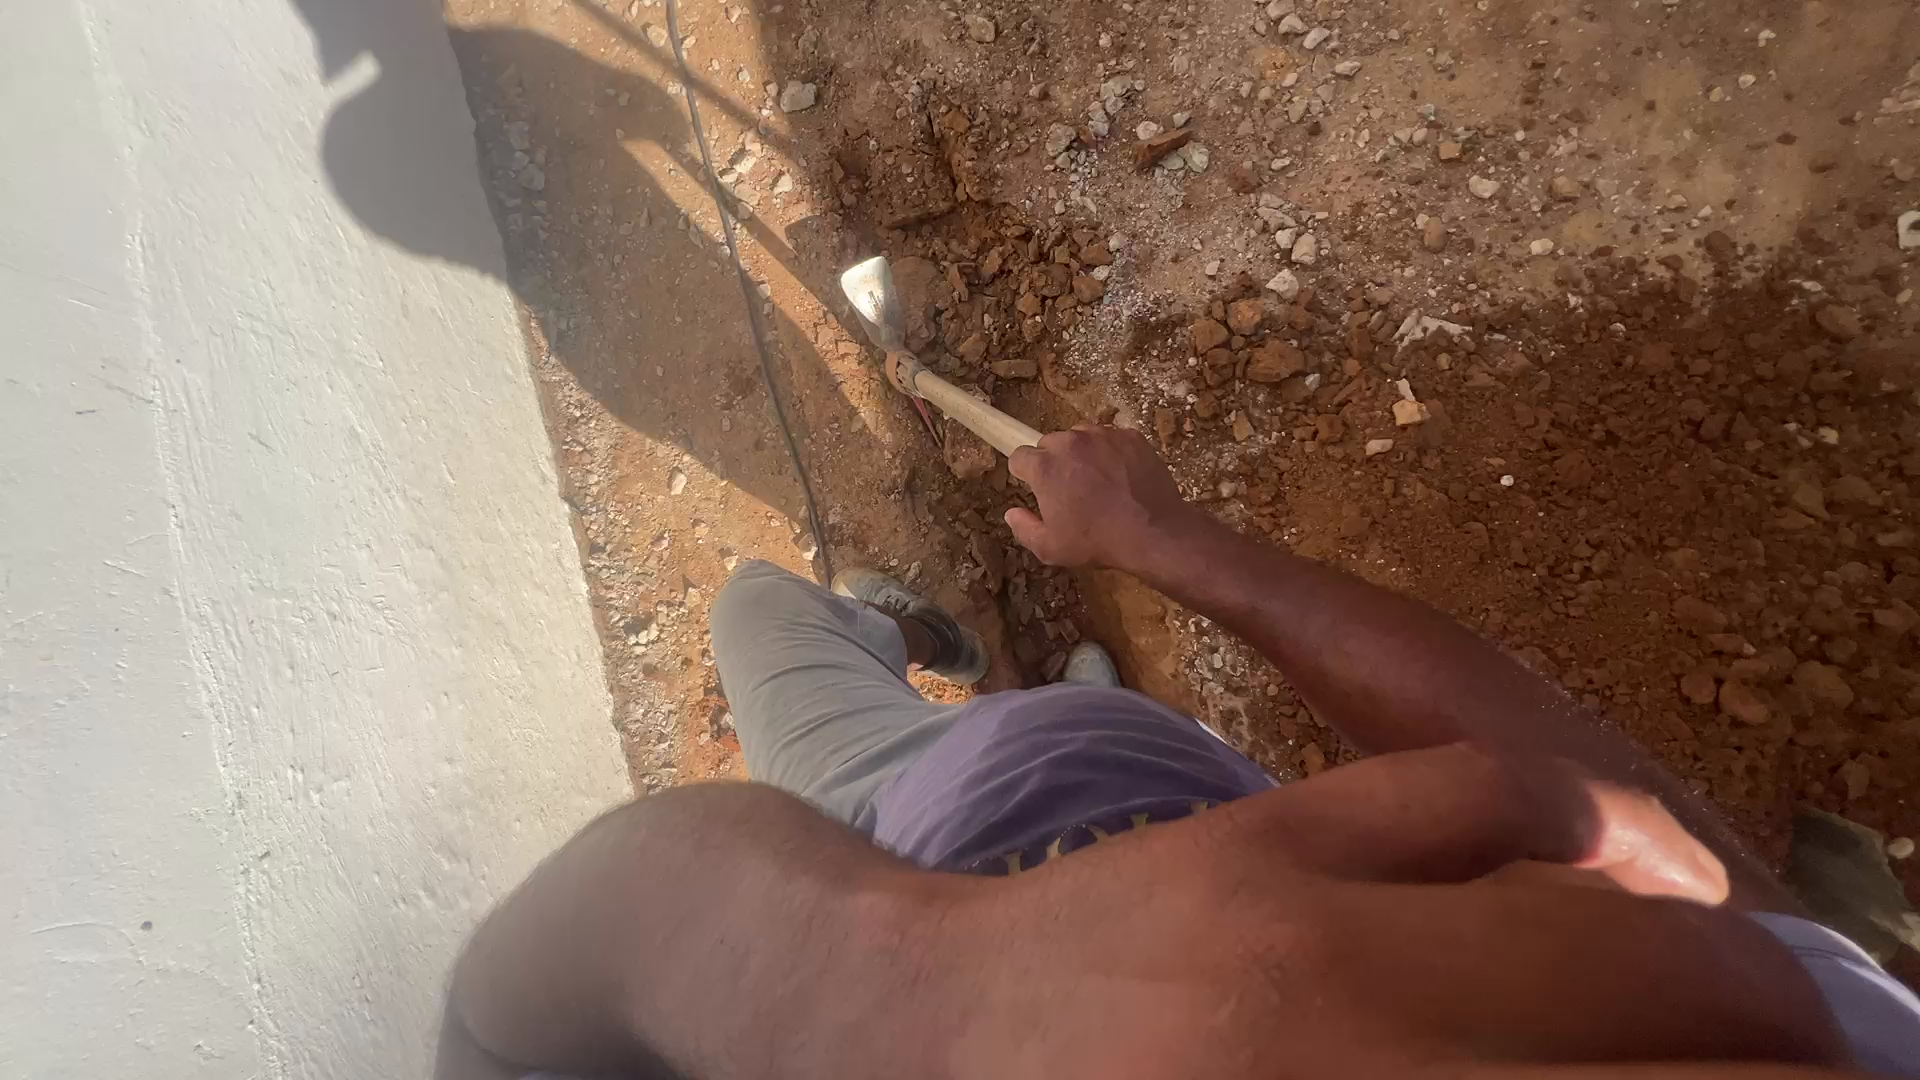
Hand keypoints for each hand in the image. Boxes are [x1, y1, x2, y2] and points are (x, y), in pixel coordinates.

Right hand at [1004, 425, 1202, 569]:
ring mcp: (1102, 436)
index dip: (1025, 473)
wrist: (1153, 532)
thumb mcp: (1051, 548)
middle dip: (1053, 461)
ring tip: (1096, 480)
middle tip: (1069, 488)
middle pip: (1049, 442)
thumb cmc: (1097, 542)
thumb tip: (1011, 513)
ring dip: (1081, 453)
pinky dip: (1110, 451)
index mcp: (1045, 467)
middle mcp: (1070, 442)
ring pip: (1080, 436)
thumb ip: (1023, 529)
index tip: (1036, 488)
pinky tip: (1119, 475)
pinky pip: (1110, 437)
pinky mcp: (1130, 436)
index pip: (1020, 456)